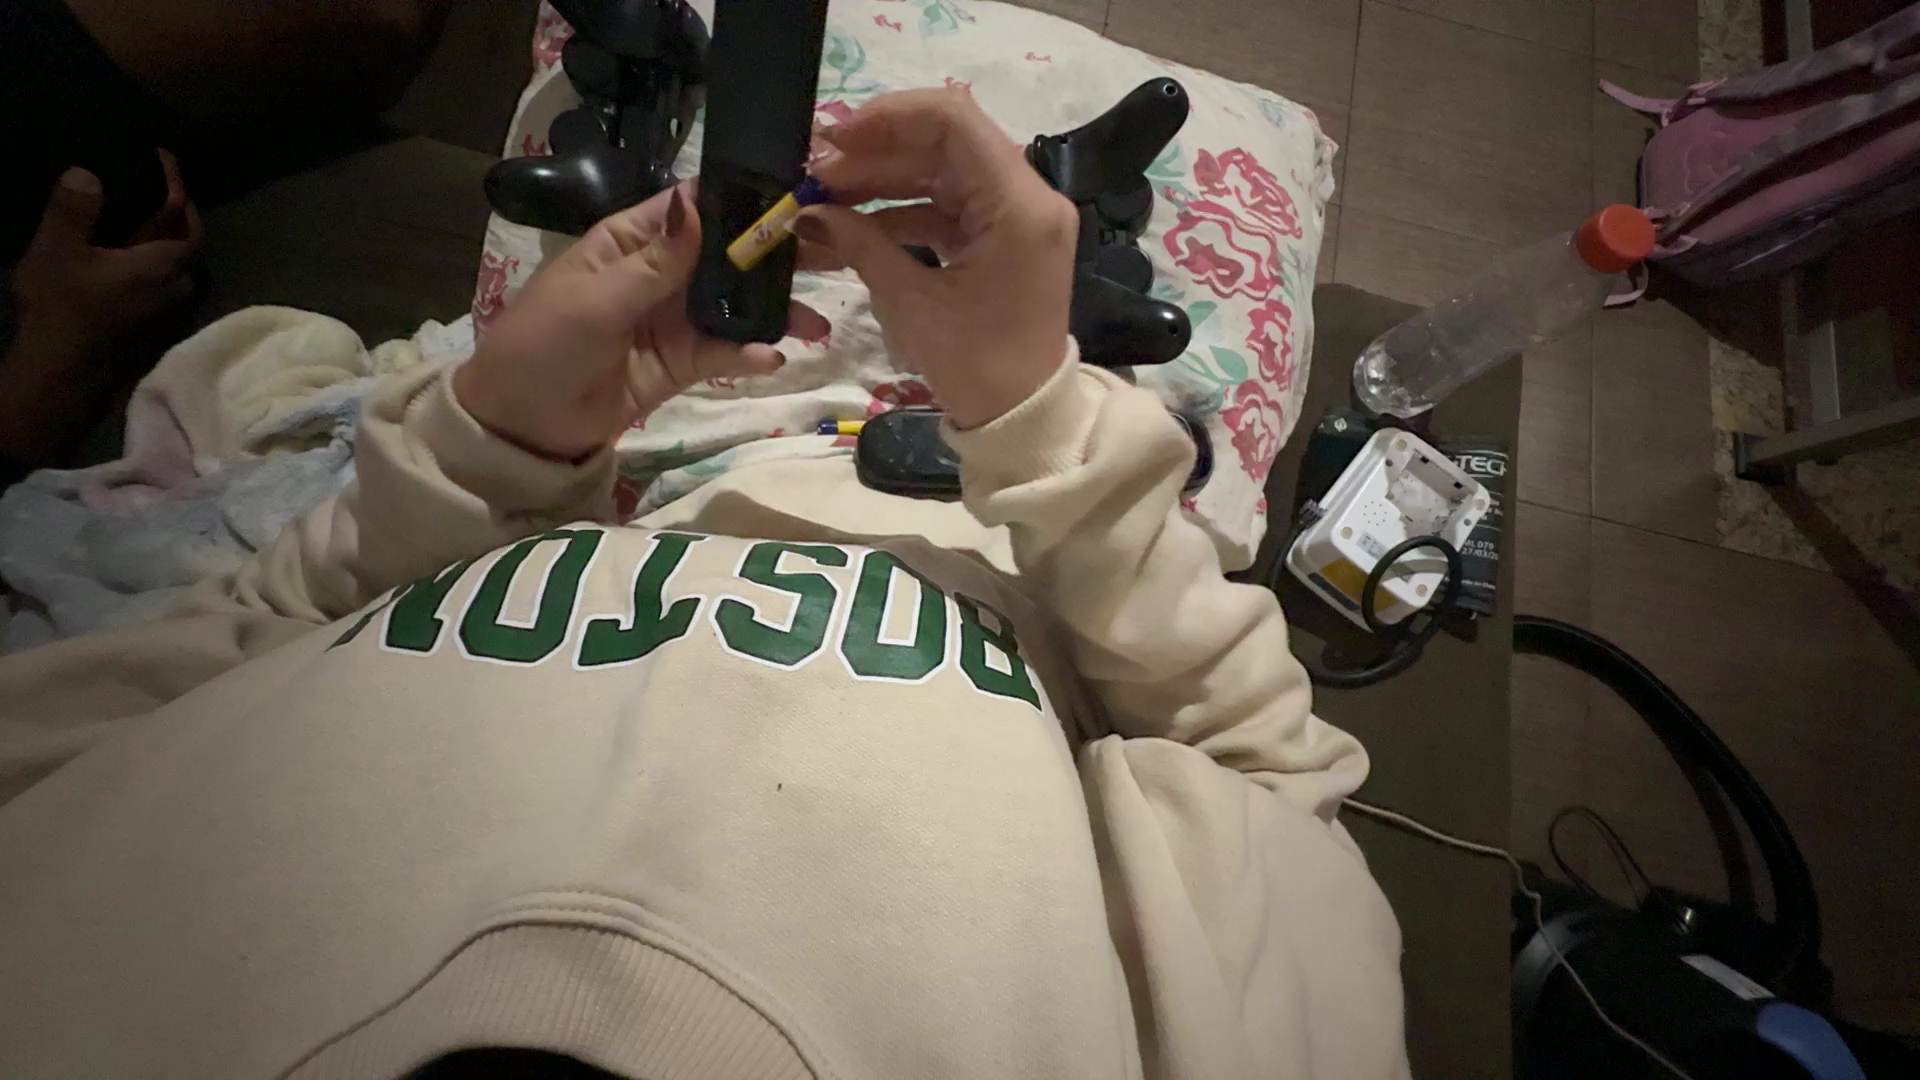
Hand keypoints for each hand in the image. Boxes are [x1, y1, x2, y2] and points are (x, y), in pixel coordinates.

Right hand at [8, 152, 200, 362]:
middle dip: (173, 217)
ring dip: (164, 241)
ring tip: (137, 218)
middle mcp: (184, 287)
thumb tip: (89, 173)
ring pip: (179, 266)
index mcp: (166, 266)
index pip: (190, 224)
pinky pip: (166, 283)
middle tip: (149, 190)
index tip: (168, 165)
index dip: (182, 194)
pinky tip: (128, 257)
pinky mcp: (163, 322)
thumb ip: (75, 212)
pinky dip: (154, 263)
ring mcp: (177, 307)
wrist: (73, 366)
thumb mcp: (58, 251)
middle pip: (188, 245)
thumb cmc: (67, 307)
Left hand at [454, 183, 822, 461]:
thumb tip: (696, 205)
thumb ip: (655, 262)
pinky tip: (773, 358)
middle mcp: (662, 276)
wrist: (526, 423)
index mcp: (631, 243)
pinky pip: (724, 354)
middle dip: (772, 260)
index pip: (691, 211)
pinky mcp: (685, 364)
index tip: (788, 202)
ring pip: (734, 308)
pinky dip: (749, 355)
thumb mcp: (596, 298)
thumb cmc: (546, 345)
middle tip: (829, 259)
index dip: (736, 204)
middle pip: (725, 259)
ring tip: (816, 324)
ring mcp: (676, 322)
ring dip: (774, 313)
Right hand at [796, 88, 1077, 429]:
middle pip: (943, 145)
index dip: (883, 120)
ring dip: (881, 185)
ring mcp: (1017, 218)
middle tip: (814, 176)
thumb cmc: (975, 368)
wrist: (1023, 418)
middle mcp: (1027, 197)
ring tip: (823, 202)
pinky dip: (902, 215)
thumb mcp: (912, 304)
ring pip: (941, 176)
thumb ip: (860, 244)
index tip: (830, 140)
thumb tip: (808, 212)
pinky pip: (948, 209)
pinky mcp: (1003, 240)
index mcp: (1018, 205)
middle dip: (873, 156)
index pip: (951, 122)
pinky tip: (854, 227)